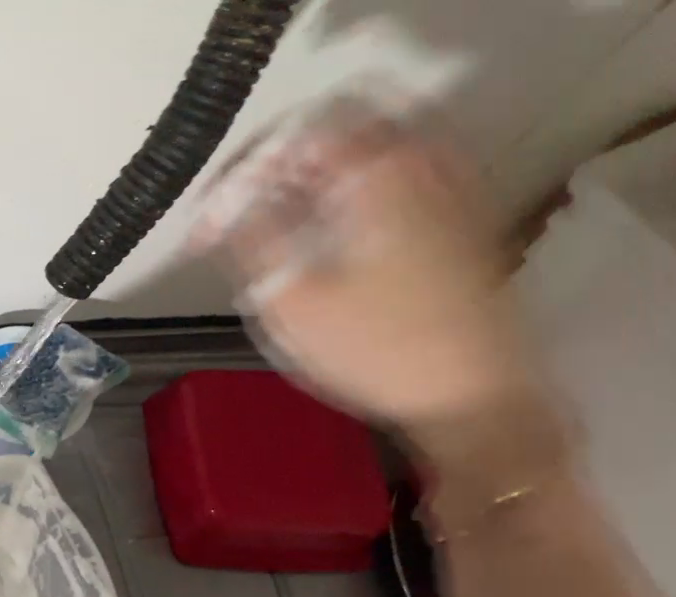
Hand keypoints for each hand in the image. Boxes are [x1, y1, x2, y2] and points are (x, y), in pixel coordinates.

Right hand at [199, 98, 537, 432]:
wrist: (468, 391)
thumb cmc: (371, 349)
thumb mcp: (288, 298)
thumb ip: (249, 238)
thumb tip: (219, 207)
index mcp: (374, 173)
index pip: (291, 135)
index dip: (237, 173)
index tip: (207, 218)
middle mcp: (421, 161)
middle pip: (336, 127)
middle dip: (275, 166)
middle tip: (236, 212)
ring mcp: (450, 185)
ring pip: (369, 148)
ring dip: (314, 176)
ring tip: (273, 220)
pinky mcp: (461, 215)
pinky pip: (398, 174)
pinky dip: (352, 189)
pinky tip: (327, 230)